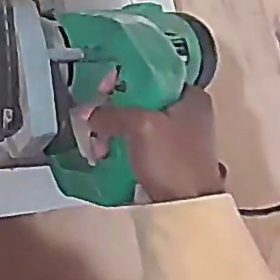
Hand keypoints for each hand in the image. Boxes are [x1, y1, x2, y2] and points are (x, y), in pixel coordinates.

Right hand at [82, 82, 223, 201]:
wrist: (186, 206)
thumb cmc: (171, 160)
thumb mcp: (139, 125)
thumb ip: (110, 112)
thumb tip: (90, 115)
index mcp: (190, 96)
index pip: (148, 72)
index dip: (120, 78)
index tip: (101, 89)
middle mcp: (187, 110)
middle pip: (137, 97)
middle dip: (110, 109)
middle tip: (93, 119)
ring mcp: (176, 133)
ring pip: (133, 119)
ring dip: (110, 129)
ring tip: (98, 146)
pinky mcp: (165, 152)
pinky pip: (134, 138)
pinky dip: (118, 142)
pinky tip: (104, 152)